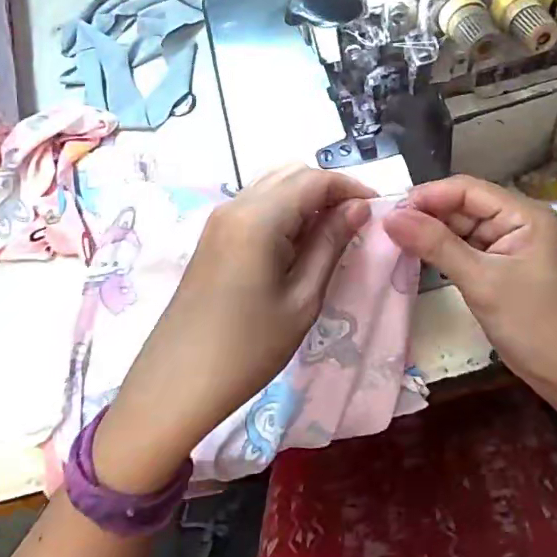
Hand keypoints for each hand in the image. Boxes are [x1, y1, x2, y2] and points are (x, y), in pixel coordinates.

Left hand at [93, 166, 373, 490]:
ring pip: (272, 187)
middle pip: (291, 174)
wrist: (177, 383)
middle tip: (356, 223)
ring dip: (306, 200)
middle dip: (328, 190)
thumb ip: (330, 244)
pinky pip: (256, 206)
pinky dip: (284, 212)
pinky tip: (298, 246)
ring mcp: (219, 220)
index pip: (314, 179)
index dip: (351, 187)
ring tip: (332, 235)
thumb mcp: (302, 298)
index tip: (378, 209)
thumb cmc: (249, 347)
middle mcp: (235, 206)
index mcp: (258, 217)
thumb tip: (358, 208)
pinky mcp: (212, 237)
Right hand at [384, 175, 556, 390]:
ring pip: (459, 227)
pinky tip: (414, 255)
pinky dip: (440, 251)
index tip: (391, 212)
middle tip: (385, 229)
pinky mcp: (498, 266)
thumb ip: (436, 245)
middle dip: (426, 214)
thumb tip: (391, 217)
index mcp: (524, 215)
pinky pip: (463, 248)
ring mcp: (507, 245)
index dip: (428, 196)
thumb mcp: (481, 281)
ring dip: (430, 233)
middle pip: (462, 206)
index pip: (468, 190)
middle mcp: (516, 222)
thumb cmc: (532, 323)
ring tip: (393, 240)